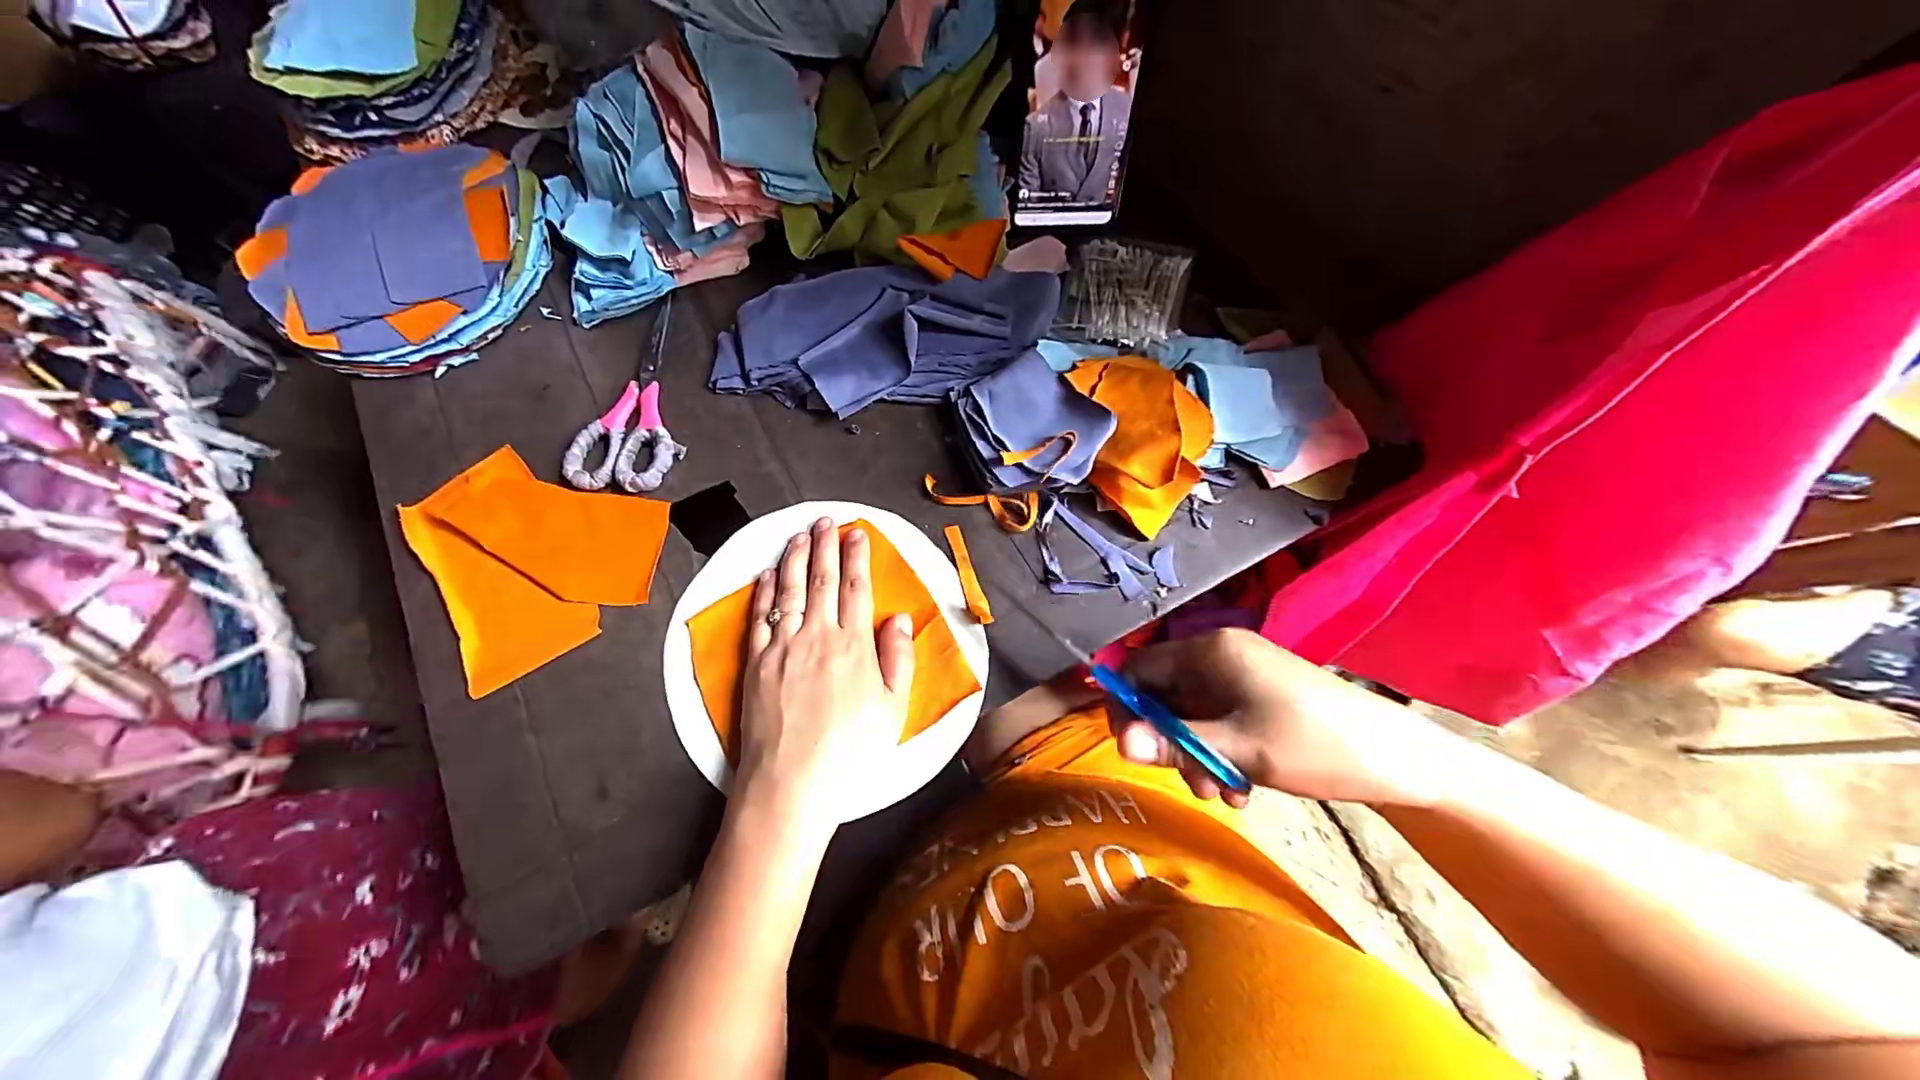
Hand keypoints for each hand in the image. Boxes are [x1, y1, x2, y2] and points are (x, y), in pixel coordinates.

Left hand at [736, 518, 914, 825]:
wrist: (792, 783)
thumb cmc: (848, 751)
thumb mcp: (892, 708)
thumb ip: (898, 658)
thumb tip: (897, 618)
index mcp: (854, 646)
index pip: (856, 588)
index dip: (857, 556)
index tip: (857, 533)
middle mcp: (817, 637)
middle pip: (821, 580)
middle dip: (825, 545)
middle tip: (827, 521)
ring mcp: (782, 648)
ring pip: (788, 591)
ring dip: (794, 558)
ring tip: (798, 535)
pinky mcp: (756, 664)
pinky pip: (760, 617)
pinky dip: (763, 592)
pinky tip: (767, 575)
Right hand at [1108, 629, 1459, 809]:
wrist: (1403, 760)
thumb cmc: (1316, 744)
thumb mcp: (1240, 749)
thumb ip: (1176, 744)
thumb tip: (1119, 744)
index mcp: (1210, 651)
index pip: (1139, 667)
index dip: (1126, 705)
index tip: (1134, 750)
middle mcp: (1220, 656)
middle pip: (1164, 694)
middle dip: (1169, 741)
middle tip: (1192, 782)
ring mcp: (1240, 677)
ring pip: (1190, 714)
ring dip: (1195, 755)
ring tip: (1223, 793)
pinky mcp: (1258, 698)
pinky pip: (1217, 721)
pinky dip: (1218, 754)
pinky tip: (1241, 789)